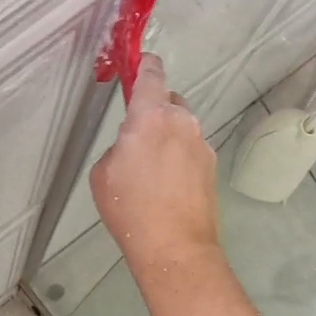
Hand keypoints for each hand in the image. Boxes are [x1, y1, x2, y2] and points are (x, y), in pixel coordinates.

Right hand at [90, 54, 220, 269]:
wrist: (175, 249)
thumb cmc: (131, 211)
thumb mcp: (103, 175)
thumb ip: (118, 147)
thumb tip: (132, 147)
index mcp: (151, 116)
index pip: (151, 73)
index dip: (143, 67)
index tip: (137, 68)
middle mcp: (182, 122)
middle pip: (168, 103)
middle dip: (154, 115)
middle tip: (138, 142)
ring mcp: (202, 146)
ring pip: (182, 130)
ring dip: (168, 141)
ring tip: (152, 175)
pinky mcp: (212, 169)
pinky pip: (191, 154)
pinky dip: (180, 164)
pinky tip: (168, 191)